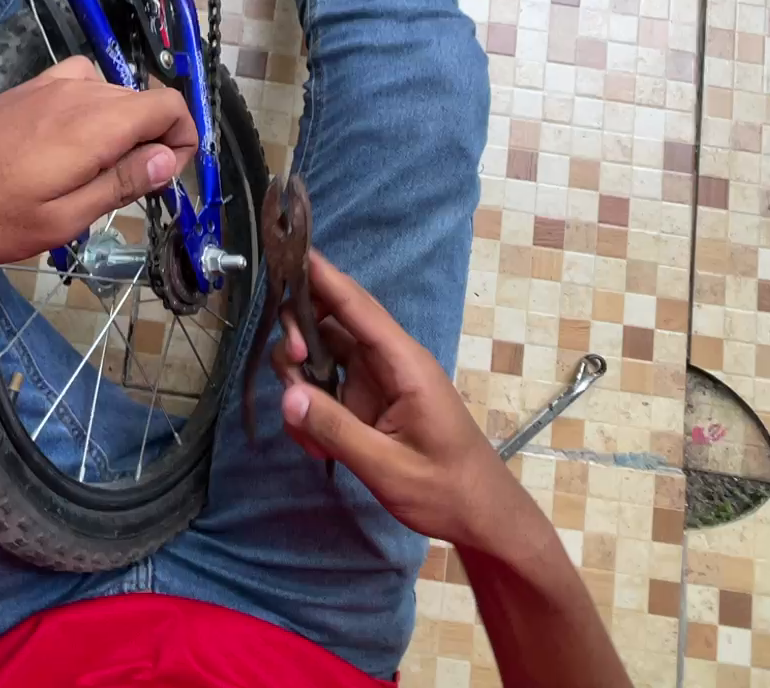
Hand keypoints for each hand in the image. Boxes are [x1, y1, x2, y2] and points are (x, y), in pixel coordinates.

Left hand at [0, 56, 197, 269]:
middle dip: (153, 140)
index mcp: (94, 122)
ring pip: (113, 94)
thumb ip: (122, 183)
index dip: (185, 138)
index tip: (171, 177)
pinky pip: (80, 89)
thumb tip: (171, 159)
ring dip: (122, 129)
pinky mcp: (23, 90)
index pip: (169, 105)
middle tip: (129, 191)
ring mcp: (46, 84)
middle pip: (143, 100)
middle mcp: (76, 90)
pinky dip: (92, 114)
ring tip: (96, 176)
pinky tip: (66, 150)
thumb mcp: (63, 219)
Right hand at [271, 251, 517, 550]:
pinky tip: (317, 447)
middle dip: (298, 335)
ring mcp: (373, 379)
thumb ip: (336, 430)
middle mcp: (385, 360)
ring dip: (299, 381)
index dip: (322, 275)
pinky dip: (309, 408)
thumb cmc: (447, 490)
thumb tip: (287, 396)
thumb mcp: (390, 468)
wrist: (482, 519)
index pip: (356, 305)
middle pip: (328, 321)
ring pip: (319, 353)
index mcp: (402, 361)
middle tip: (292, 367)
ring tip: (307, 432)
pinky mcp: (364, 400)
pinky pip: (323, 386)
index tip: (290, 250)